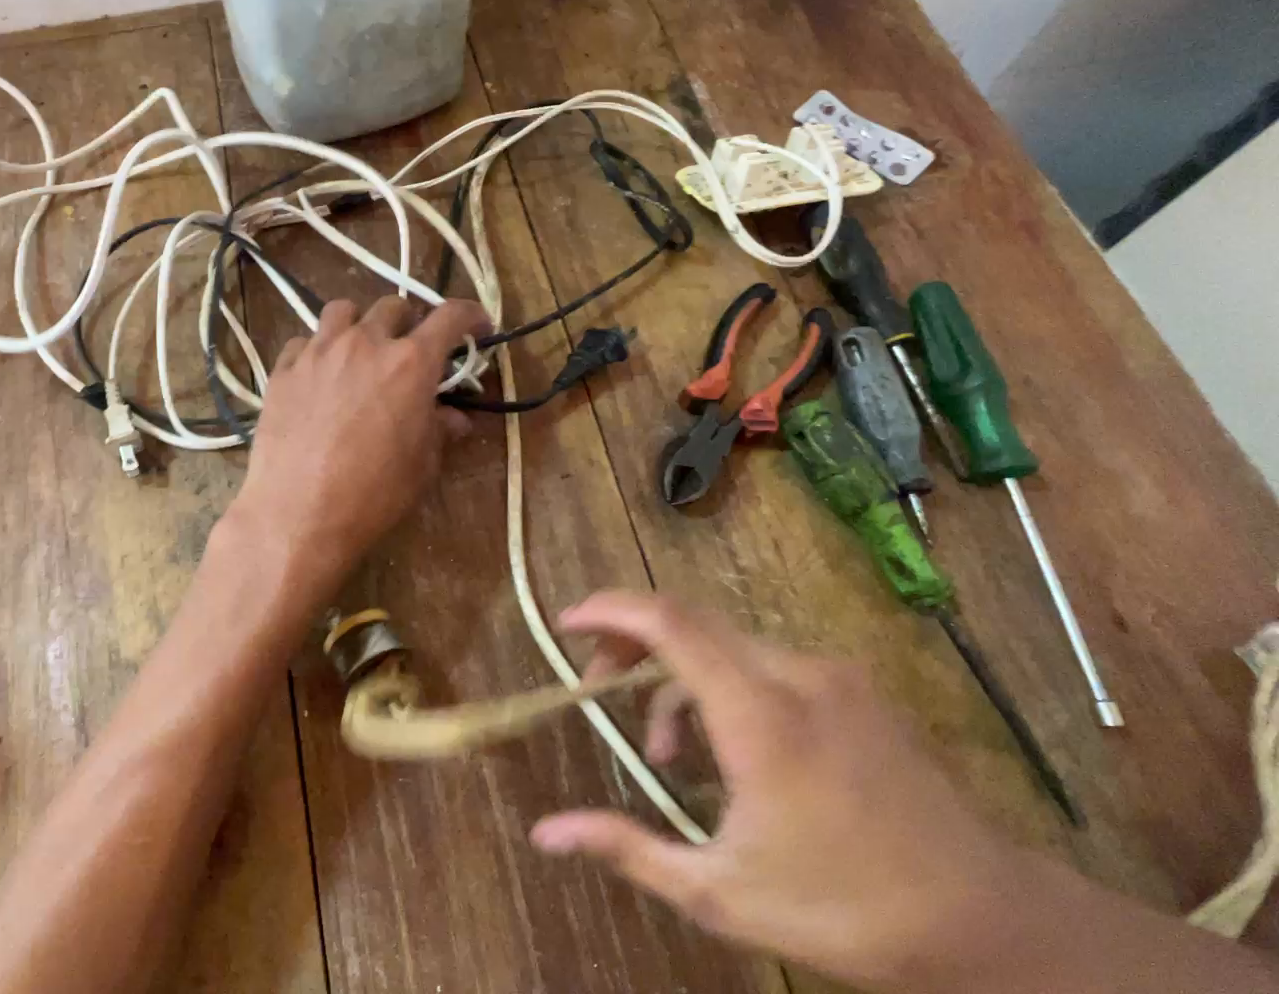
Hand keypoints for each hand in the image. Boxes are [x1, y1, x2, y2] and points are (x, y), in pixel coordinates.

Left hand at [227, 296, 489, 579]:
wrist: (298, 514)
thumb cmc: (373, 494)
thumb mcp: (422, 466)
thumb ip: (440, 430)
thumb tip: (454, 419)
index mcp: (411, 362)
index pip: (450, 316)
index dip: (470, 316)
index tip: (477, 328)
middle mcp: (365, 343)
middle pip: (393, 307)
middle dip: (409, 324)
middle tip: (409, 352)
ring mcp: (318, 352)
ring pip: (342, 311)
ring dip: (359, 325)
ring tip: (359, 353)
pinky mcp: (282, 370)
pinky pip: (303, 343)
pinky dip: (317, 352)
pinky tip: (318, 379)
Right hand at [529, 592, 1052, 991]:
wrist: (990, 924)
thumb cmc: (843, 909)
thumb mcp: (719, 892)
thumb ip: (627, 848)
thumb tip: (544, 833)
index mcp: (759, 715)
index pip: (669, 623)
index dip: (609, 610)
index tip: (564, 624)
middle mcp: (797, 676)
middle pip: (691, 621)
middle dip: (631, 644)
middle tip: (596, 687)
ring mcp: (835, 678)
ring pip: (728, 646)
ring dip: (678, 680)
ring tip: (667, 754)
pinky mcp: (858, 692)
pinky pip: (767, 665)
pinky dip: (723, 687)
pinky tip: (728, 750)